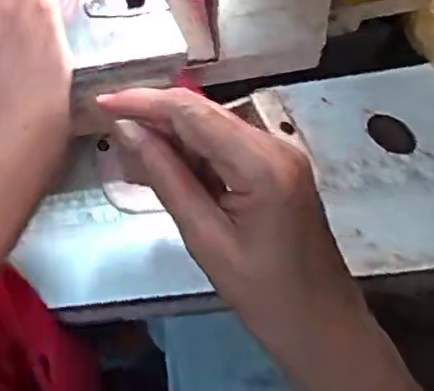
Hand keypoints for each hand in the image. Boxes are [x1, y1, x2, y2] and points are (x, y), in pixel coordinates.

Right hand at [98, 88, 418, 390]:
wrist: (329, 333)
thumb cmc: (268, 300)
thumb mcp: (206, 240)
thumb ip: (166, 177)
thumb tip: (127, 129)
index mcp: (261, 163)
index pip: (191, 112)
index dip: (143, 100)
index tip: (104, 100)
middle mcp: (273, 144)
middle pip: (201, 110)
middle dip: (153, 112)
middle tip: (110, 122)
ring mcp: (278, 151)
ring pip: (210, 123)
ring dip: (169, 130)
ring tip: (130, 145)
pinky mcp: (276, 163)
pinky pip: (224, 141)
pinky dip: (191, 147)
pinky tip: (164, 161)